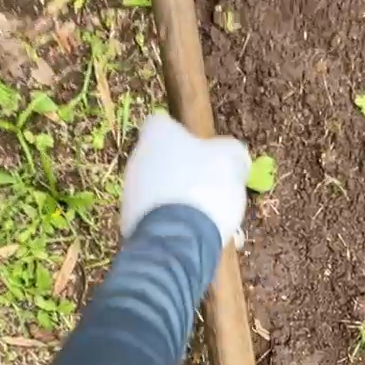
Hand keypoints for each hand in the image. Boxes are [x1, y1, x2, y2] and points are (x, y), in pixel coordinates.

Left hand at [120, 114, 252, 243]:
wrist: (178, 240)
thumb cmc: (205, 188)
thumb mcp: (231, 161)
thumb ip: (232, 152)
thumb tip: (234, 156)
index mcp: (156, 136)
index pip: (163, 123)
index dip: (183, 135)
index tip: (202, 150)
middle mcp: (136, 160)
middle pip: (162, 161)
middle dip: (183, 172)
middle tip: (210, 188)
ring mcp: (130, 194)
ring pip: (158, 192)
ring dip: (178, 201)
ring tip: (206, 220)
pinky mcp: (131, 225)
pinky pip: (156, 219)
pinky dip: (173, 225)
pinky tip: (193, 236)